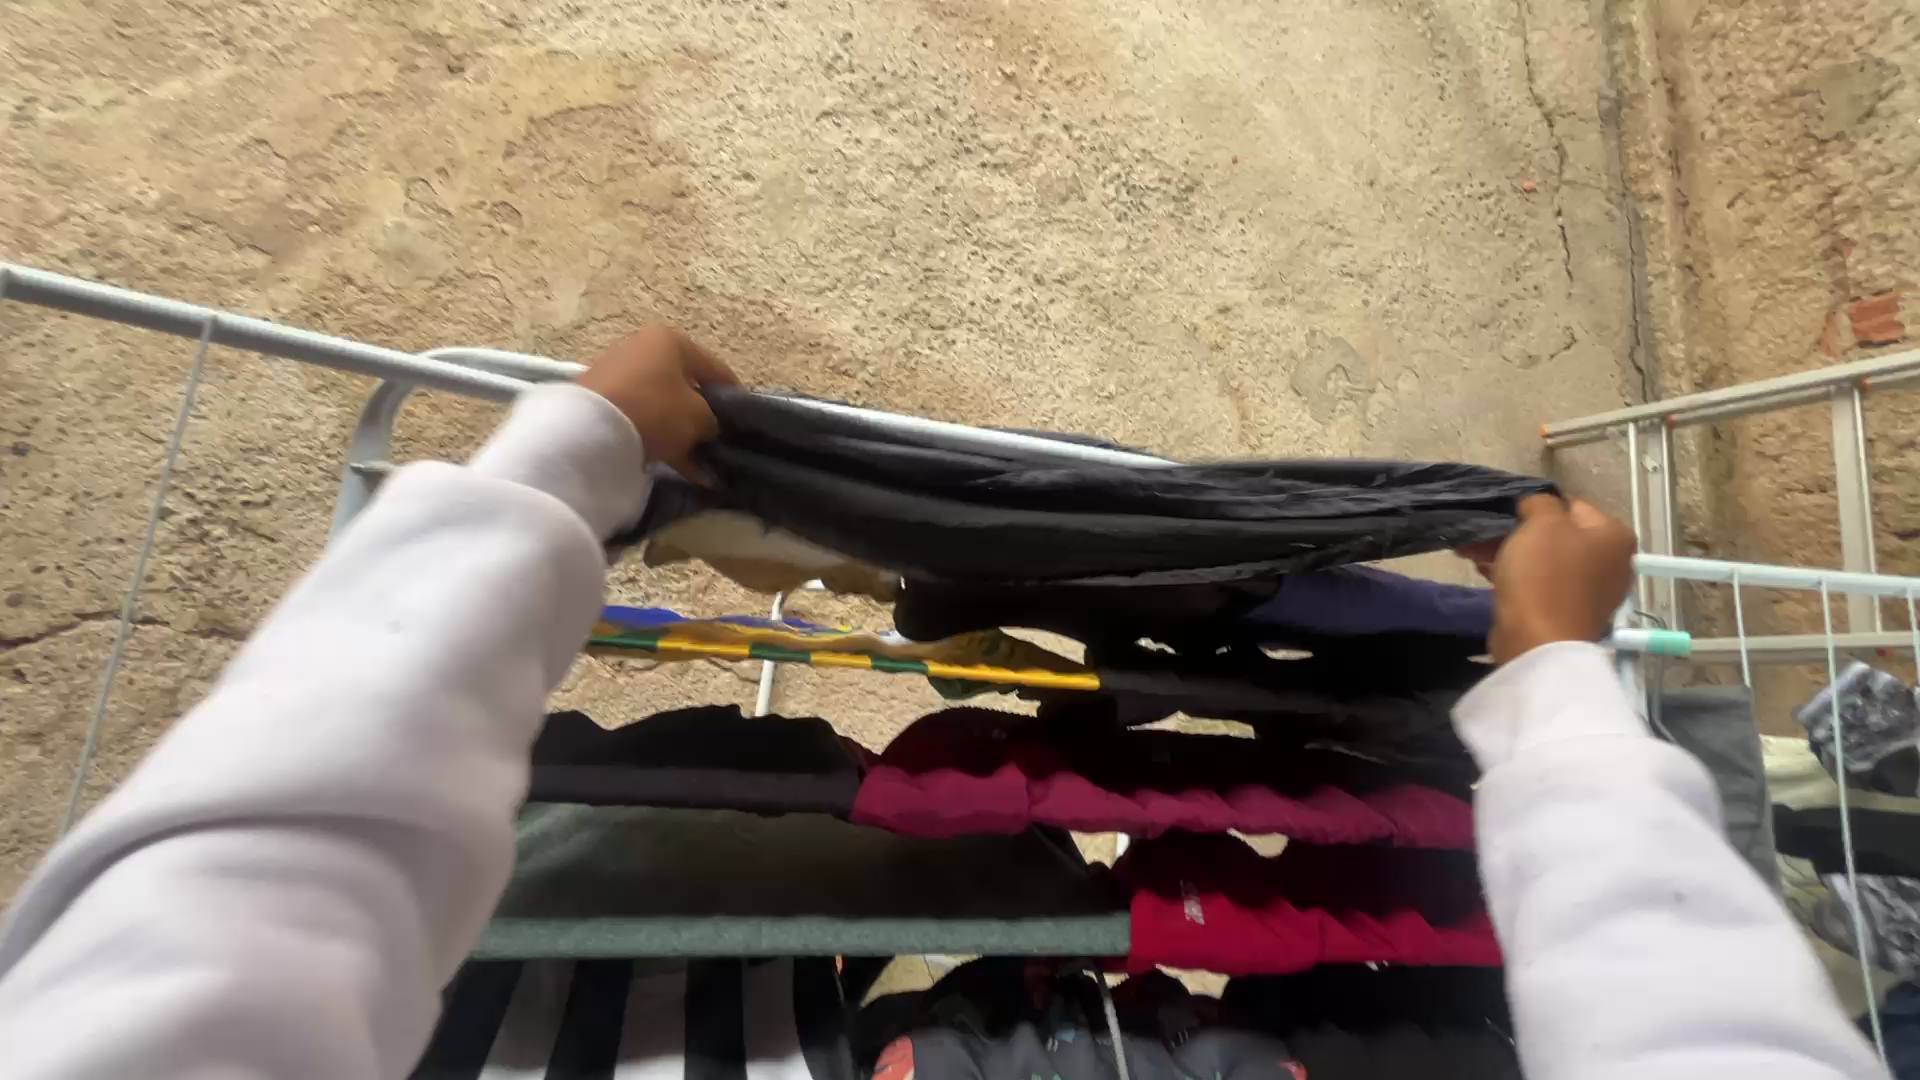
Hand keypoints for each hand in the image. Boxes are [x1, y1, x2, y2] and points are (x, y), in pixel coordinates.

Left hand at [577, 324, 739, 481]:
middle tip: (719, 443)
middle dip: (704, 418)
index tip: (746, 422)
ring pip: (664, 406)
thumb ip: (713, 421)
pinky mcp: (602, 399)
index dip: (735, 398)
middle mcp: (643, 348)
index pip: (717, 370)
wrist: (591, 430)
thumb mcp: (700, 417)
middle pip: (686, 387)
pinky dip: (661, 439)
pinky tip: (680, 467)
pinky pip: (643, 419)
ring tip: (701, 464)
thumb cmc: (657, 410)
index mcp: (671, 341)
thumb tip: (711, 430)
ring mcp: (619, 373)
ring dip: (683, 434)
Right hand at [1470, 494, 1636, 663]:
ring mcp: (1592, 587)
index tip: (1503, 516)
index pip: (1570, 505)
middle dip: (1516, 533)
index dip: (1532, 507)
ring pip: (1544, 558)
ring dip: (1510, 553)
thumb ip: (1540, 502)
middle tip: (1482, 537)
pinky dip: (1516, 575)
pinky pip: (1540, 581)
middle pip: (1556, 534)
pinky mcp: (1568, 608)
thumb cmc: (1543, 575)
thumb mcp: (1540, 524)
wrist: (1538, 638)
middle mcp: (1611, 559)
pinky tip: (1488, 574)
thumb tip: (1535, 504)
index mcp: (1613, 534)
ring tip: (1476, 556)